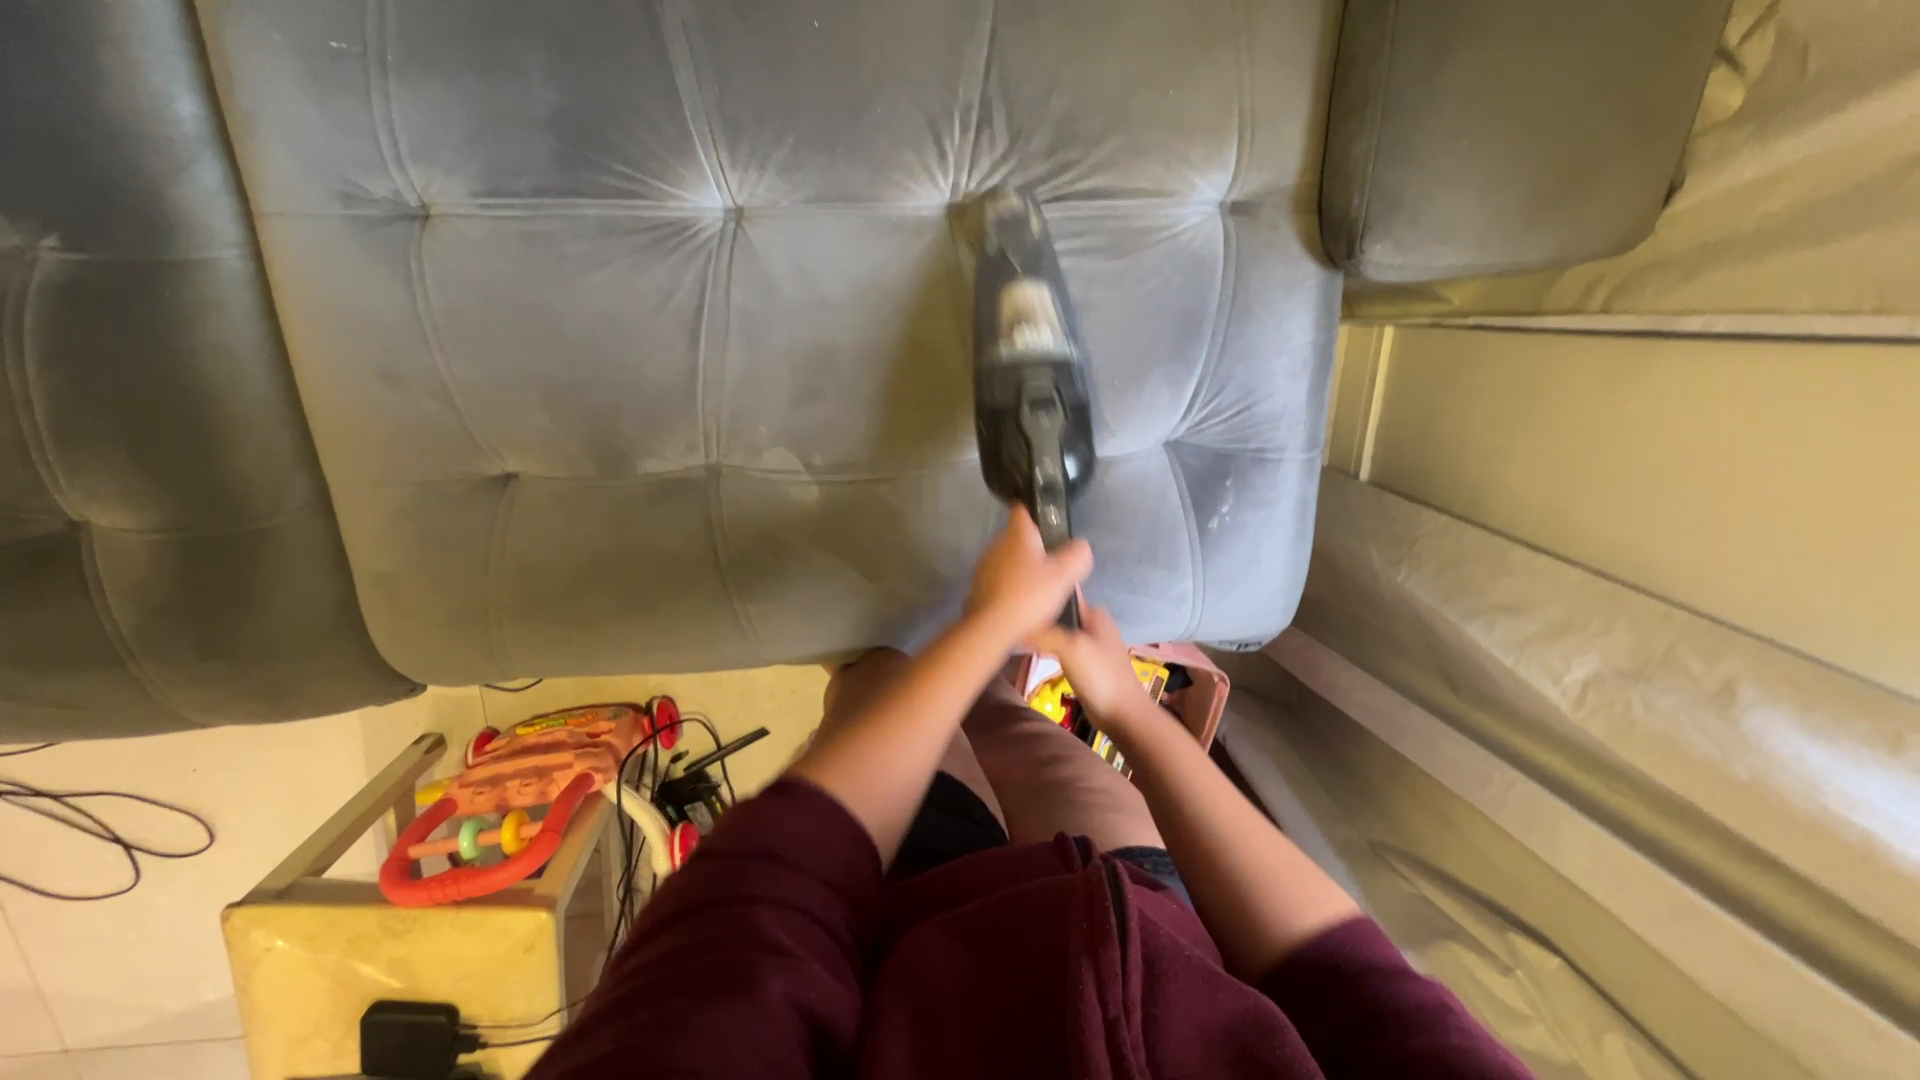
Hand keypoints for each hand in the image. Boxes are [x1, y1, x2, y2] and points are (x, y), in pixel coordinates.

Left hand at [966, 505, 1092, 641]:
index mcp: (1017, 536)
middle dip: (1034, 550)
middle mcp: (997, 545)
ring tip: (1038, 590)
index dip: (1035, 513)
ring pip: (1008, 561)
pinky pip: (999, 581)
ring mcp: (984, 566)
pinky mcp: (978, 587)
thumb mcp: (1063, 576)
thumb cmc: (1029, 596)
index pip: (1022, 510)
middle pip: (1018, 539)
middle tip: (1053, 568)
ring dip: (1021, 570)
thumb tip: (1081, 546)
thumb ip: (1076, 556)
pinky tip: (1021, 604)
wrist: (992, 628)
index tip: (1048, 526)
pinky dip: (1010, 587)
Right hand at [1027, 605, 1159, 736]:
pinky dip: (1048, 651)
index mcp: (1094, 613)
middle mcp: (1093, 624)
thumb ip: (1044, 633)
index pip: (1062, 596)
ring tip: (1018, 638)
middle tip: (1013, 624)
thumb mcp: (1070, 647)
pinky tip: (1033, 654)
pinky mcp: (1086, 664)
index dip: (1040, 599)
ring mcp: (1090, 645)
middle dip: (1038, 620)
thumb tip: (1017, 628)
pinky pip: (1061, 650)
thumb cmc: (1099, 675)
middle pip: (1058, 615)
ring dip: (1041, 637)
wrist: (1122, 713)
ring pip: (1058, 633)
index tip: (1016, 605)